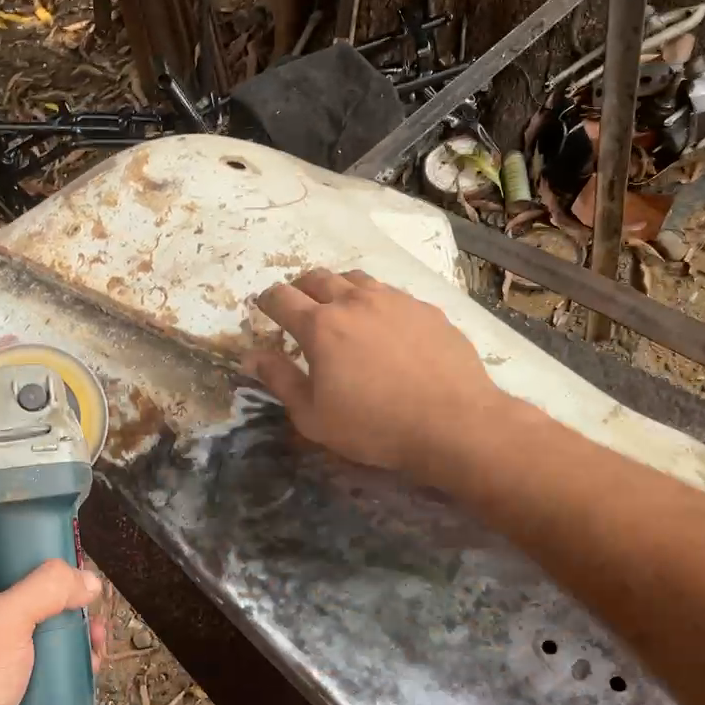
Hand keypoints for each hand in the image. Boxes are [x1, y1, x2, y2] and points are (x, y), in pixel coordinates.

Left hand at [0, 558, 104, 704]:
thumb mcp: (6, 619)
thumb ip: (48, 588)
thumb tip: (91, 580)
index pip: (4, 552)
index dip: (40, 552)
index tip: (75, 562)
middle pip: (33, 591)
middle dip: (69, 600)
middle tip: (94, 611)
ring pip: (44, 628)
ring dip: (76, 631)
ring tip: (99, 643)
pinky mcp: (7, 684)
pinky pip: (44, 661)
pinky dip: (68, 660)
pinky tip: (90, 666)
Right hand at [245, 269, 509, 481]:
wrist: (453, 423)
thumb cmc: (373, 426)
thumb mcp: (313, 416)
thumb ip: (279, 380)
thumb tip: (250, 356)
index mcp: (320, 327)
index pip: (281, 299)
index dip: (266, 301)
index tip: (262, 308)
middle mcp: (355, 302)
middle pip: (318, 278)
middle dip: (300, 288)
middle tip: (298, 305)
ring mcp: (395, 301)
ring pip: (356, 279)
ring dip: (338, 288)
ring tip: (339, 309)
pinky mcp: (426, 309)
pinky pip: (391, 294)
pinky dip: (375, 302)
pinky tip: (383, 325)